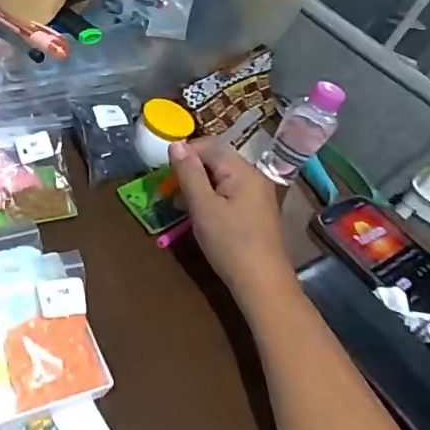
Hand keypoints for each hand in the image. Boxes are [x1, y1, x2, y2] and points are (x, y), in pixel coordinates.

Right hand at [168, 137, 292, 296]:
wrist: (263, 285)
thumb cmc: (230, 243)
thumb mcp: (202, 206)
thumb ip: (189, 173)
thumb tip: (176, 144)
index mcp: (242, 170)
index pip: (208, 146)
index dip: (185, 155)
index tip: (166, 175)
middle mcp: (253, 176)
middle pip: (216, 159)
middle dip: (191, 171)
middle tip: (171, 192)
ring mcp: (258, 193)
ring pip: (221, 177)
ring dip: (199, 185)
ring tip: (182, 205)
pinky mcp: (256, 210)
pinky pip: (229, 192)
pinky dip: (212, 197)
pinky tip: (201, 215)